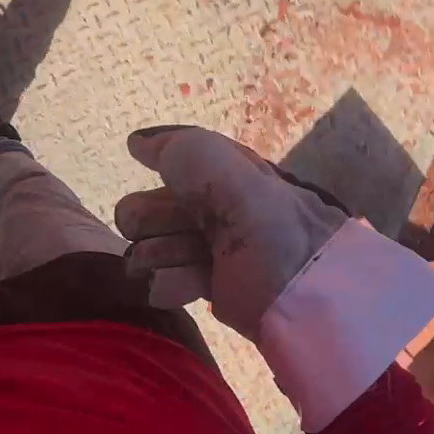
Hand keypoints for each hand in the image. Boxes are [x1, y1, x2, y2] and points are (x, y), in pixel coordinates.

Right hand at [114, 126, 346, 338]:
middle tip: (185, 230)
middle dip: (152, 220)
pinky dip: (168, 284)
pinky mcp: (203, 286)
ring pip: (146, 249)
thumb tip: (134, 144)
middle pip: (143, 211)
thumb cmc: (262, 222)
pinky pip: (161, 282)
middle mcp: (206, 208)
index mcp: (218, 174)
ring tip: (190, 264)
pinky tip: (187, 288)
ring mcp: (203, 250)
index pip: (166, 162)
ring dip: (158, 256)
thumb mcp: (221, 166)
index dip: (162, 171)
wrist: (300, 289)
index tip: (171, 181)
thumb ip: (175, 147)